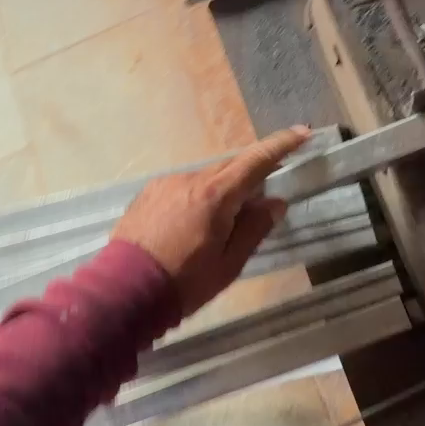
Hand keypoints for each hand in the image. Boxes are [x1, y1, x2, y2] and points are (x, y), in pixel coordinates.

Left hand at [111, 126, 311, 314]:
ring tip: (216, 229)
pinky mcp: (147, 194)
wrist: (122, 292)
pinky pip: (182, 189)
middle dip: (249, 177)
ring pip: (204, 180)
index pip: (256, 160)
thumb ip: (254, 229)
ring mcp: (165, 184)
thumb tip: (274, 202)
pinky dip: (194, 200)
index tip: (302, 132)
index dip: (281, 145)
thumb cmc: (184, 283)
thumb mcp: (228, 264)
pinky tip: (188, 228)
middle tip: (260, 199)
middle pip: (230, 168)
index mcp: (216, 195)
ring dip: (218, 194)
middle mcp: (190, 179)